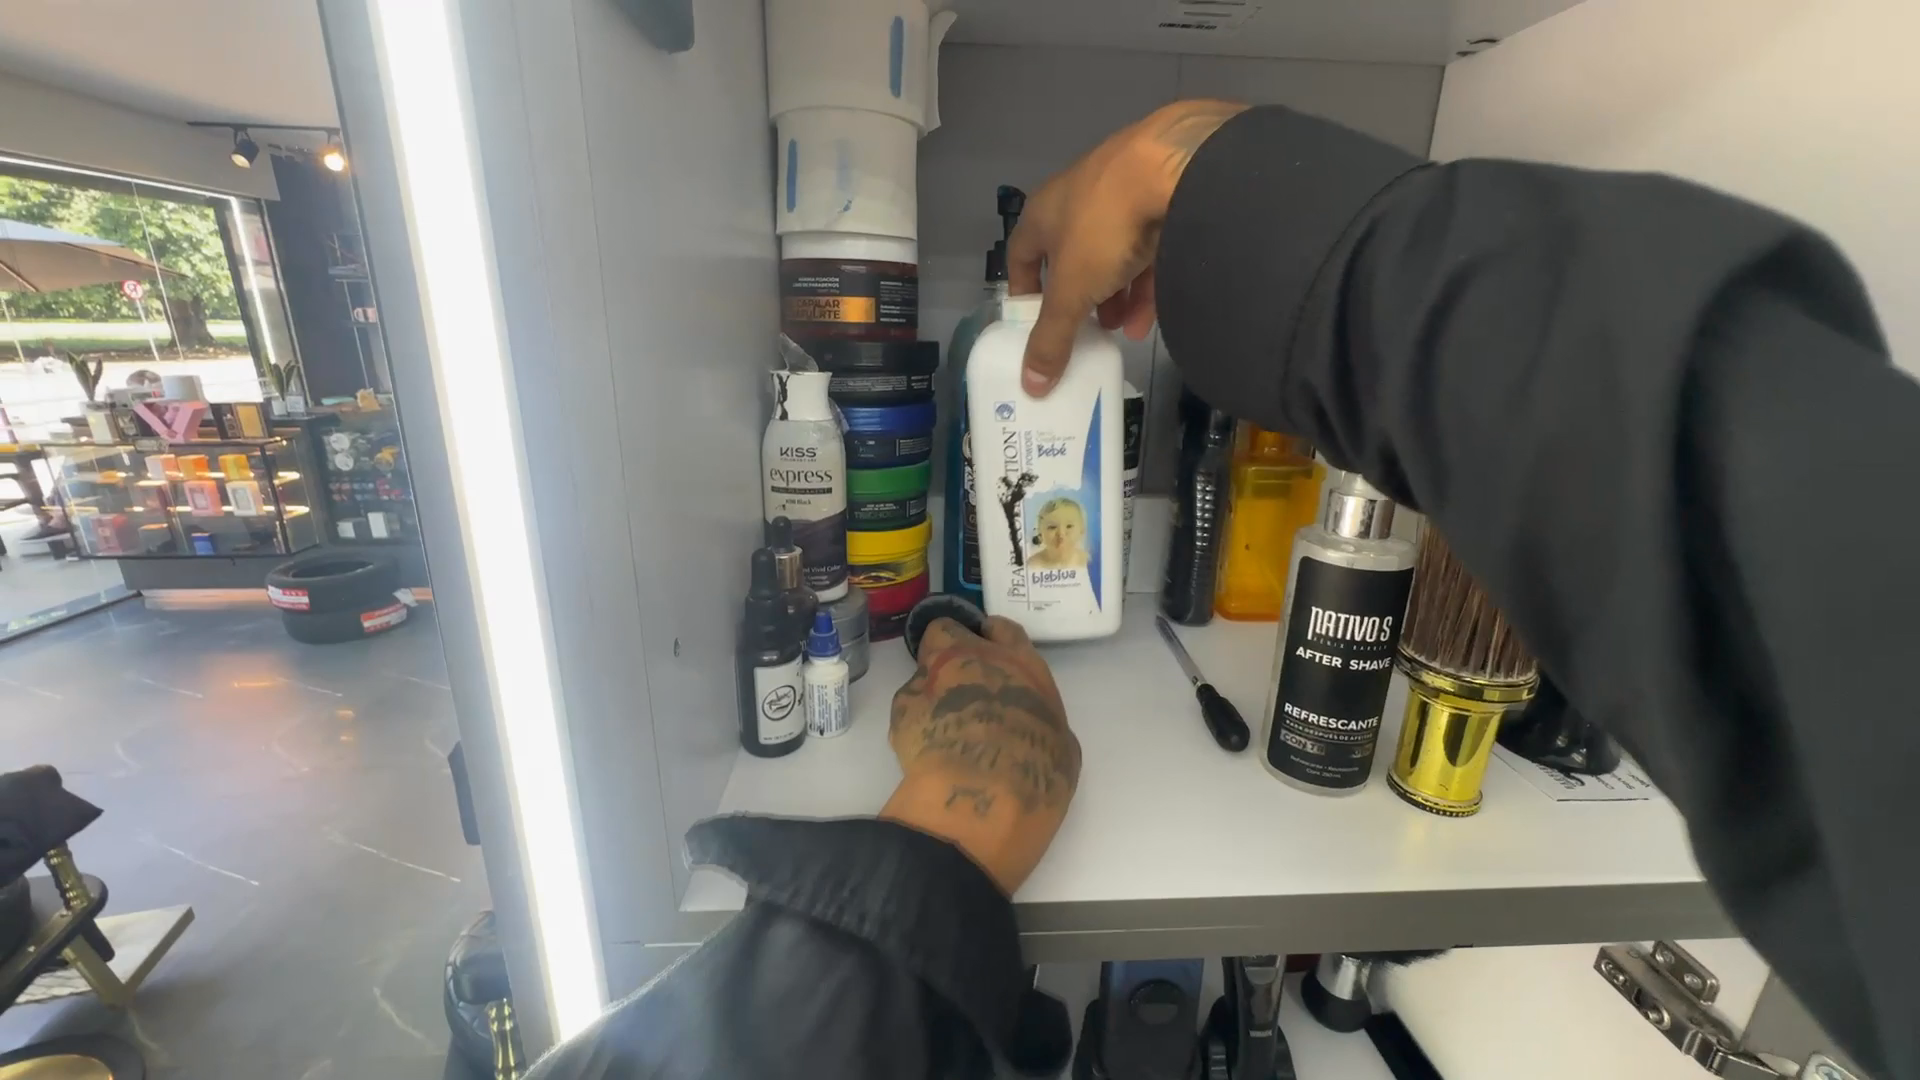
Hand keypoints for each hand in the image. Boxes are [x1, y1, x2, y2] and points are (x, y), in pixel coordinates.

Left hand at [882, 615, 1080, 894]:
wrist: (985, 790)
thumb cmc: (1038, 769)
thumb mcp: (1061, 743)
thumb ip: (1042, 722)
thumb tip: (1034, 729)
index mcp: (1020, 663)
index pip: (1002, 630)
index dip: (993, 635)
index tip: (988, 644)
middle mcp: (973, 657)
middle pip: (947, 630)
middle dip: (947, 648)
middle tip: (955, 678)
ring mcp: (932, 677)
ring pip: (921, 668)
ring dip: (929, 689)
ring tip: (938, 725)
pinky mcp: (902, 706)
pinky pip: (907, 706)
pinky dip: (913, 722)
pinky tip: (922, 749)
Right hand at [1006, 100, 1248, 395]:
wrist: (1180, 167)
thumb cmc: (1105, 227)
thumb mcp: (1071, 292)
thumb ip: (1051, 338)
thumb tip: (1031, 385)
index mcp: (1043, 212)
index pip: (1020, 255)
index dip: (1023, 291)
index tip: (1034, 324)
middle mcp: (1079, 197)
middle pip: (1071, 259)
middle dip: (1079, 301)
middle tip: (1087, 331)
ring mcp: (1124, 192)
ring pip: (1112, 254)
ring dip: (1115, 295)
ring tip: (1124, 329)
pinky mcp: (1164, 195)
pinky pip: (1149, 246)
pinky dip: (1147, 281)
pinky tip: (1153, 313)